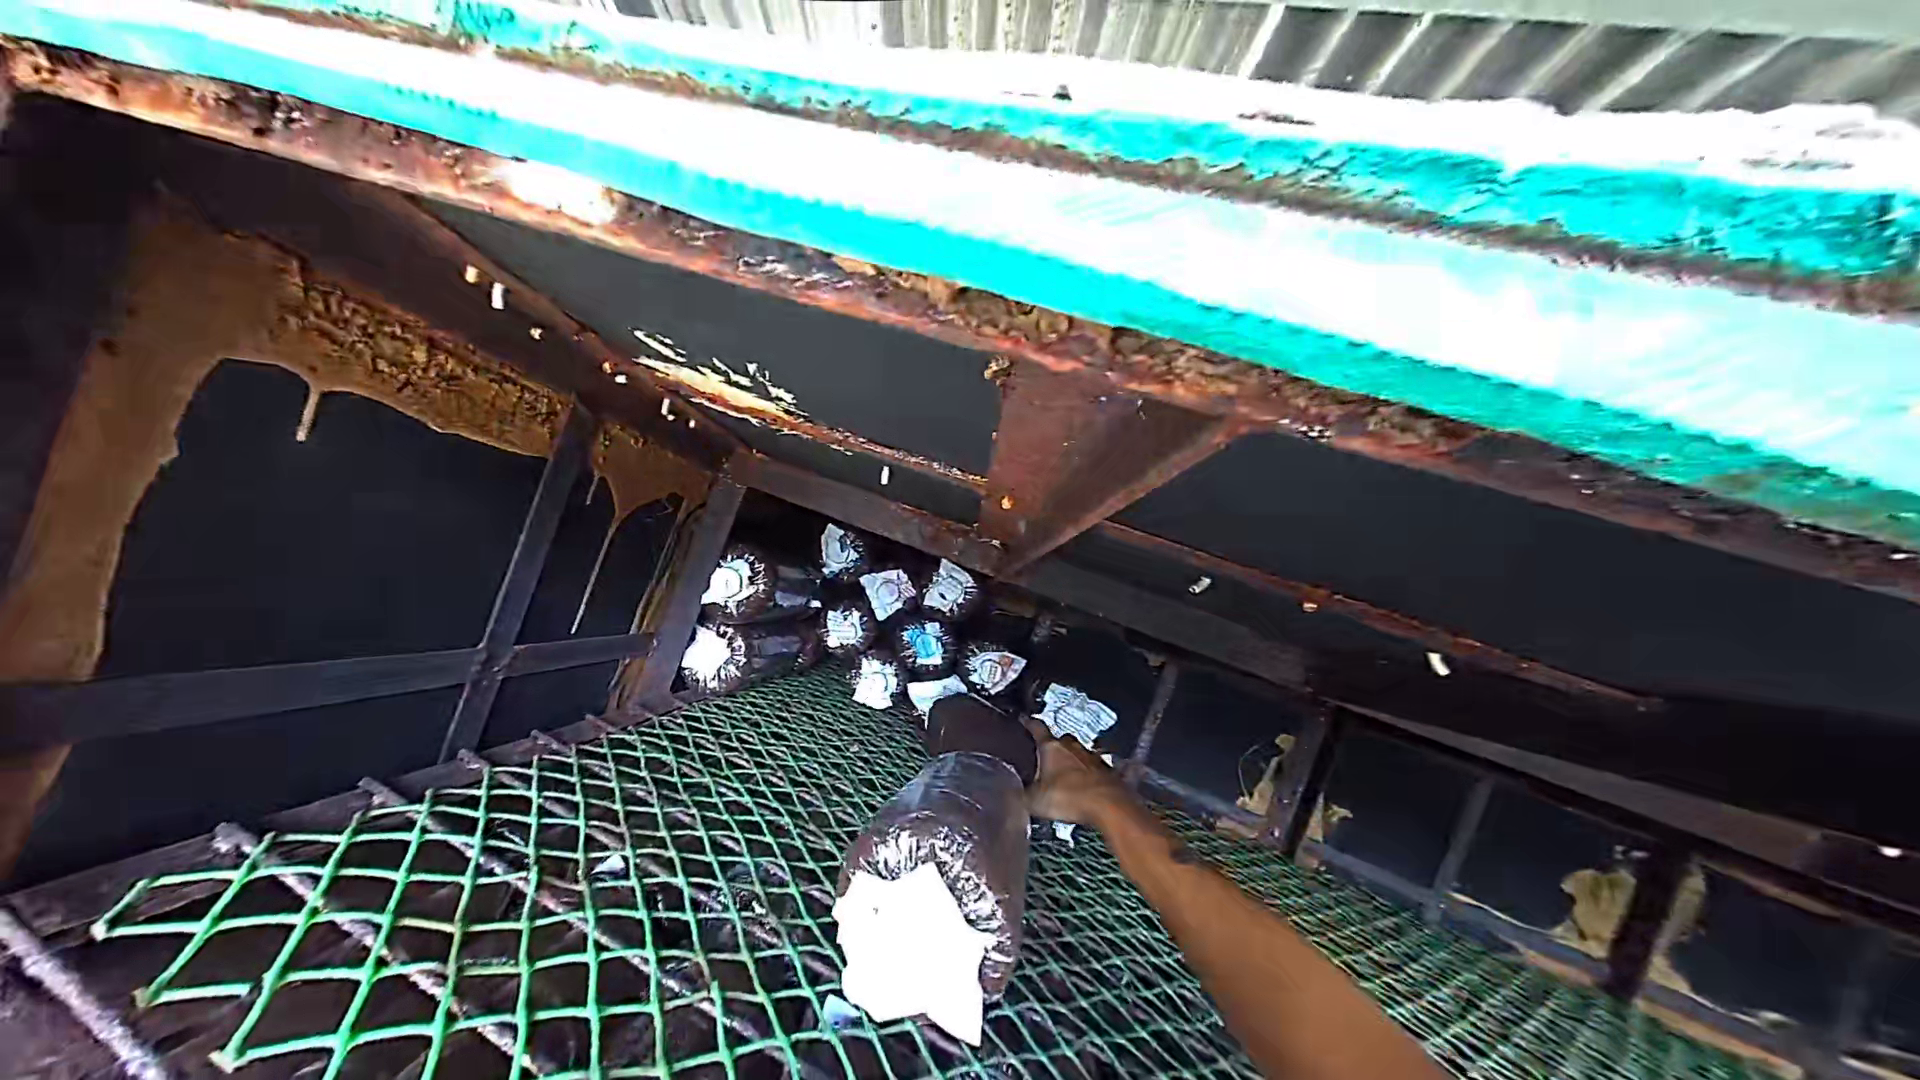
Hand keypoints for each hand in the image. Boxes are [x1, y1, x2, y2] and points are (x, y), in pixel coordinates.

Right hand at [1023, 720, 1133, 826]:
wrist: (1109, 807)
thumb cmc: (1071, 798)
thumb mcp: (1035, 801)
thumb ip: (1024, 794)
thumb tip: (1016, 796)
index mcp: (1051, 747)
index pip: (1037, 727)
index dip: (1029, 724)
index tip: (1025, 721)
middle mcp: (1072, 746)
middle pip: (1059, 740)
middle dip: (1052, 749)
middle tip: (1044, 762)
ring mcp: (1092, 758)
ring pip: (1078, 754)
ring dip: (1072, 763)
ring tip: (1064, 781)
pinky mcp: (1108, 772)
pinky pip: (1094, 770)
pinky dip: (1088, 777)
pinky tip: (1083, 791)